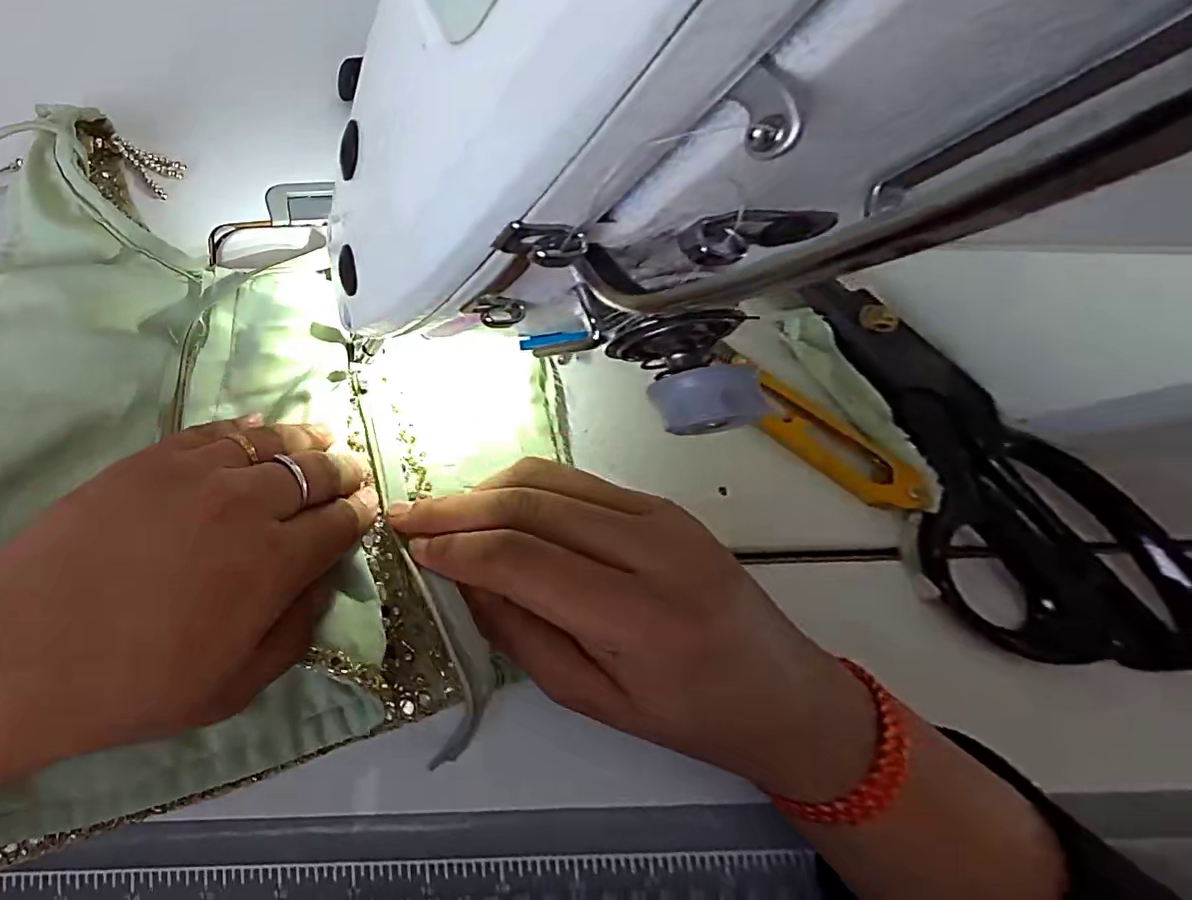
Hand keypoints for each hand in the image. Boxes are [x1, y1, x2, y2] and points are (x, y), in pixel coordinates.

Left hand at [0, 416, 378, 761]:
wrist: (29, 642)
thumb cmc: (133, 682)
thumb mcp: (231, 686)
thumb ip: (292, 631)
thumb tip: (322, 581)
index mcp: (271, 564)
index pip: (335, 525)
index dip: (358, 513)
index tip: (368, 506)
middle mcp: (244, 504)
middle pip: (310, 474)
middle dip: (340, 471)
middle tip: (353, 470)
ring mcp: (195, 472)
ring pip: (267, 443)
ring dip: (303, 438)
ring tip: (322, 434)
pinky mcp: (153, 457)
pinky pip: (214, 432)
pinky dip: (246, 428)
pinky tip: (259, 427)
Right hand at [394, 458, 874, 801]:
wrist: (787, 694)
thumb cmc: (686, 715)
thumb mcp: (588, 698)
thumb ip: (516, 632)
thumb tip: (460, 573)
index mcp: (642, 618)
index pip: (521, 559)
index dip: (456, 549)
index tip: (413, 550)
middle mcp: (654, 552)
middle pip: (525, 506)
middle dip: (453, 509)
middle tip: (405, 516)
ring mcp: (660, 516)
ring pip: (541, 478)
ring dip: (478, 490)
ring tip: (440, 510)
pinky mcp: (657, 501)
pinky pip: (568, 477)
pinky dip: (514, 484)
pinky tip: (488, 503)